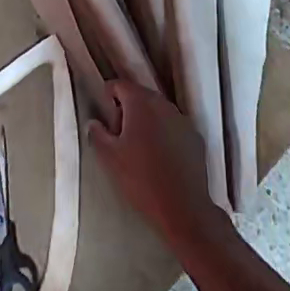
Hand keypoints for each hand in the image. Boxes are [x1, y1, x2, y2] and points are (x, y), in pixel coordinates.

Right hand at [89, 80, 228, 244]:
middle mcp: (165, 105)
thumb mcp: (109, 158)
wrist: (182, 205)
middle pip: (141, 96)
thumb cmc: (140, 179)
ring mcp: (183, 120)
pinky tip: (159, 157)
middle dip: (127, 108)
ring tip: (137, 147)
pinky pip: (174, 127)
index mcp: (142, 104)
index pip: (120, 85)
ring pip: (159, 111)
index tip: (104, 114)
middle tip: (117, 134)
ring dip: (146, 121)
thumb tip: (94, 122)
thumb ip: (98, 134)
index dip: (108, 95)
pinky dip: (164, 133)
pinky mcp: (195, 137)